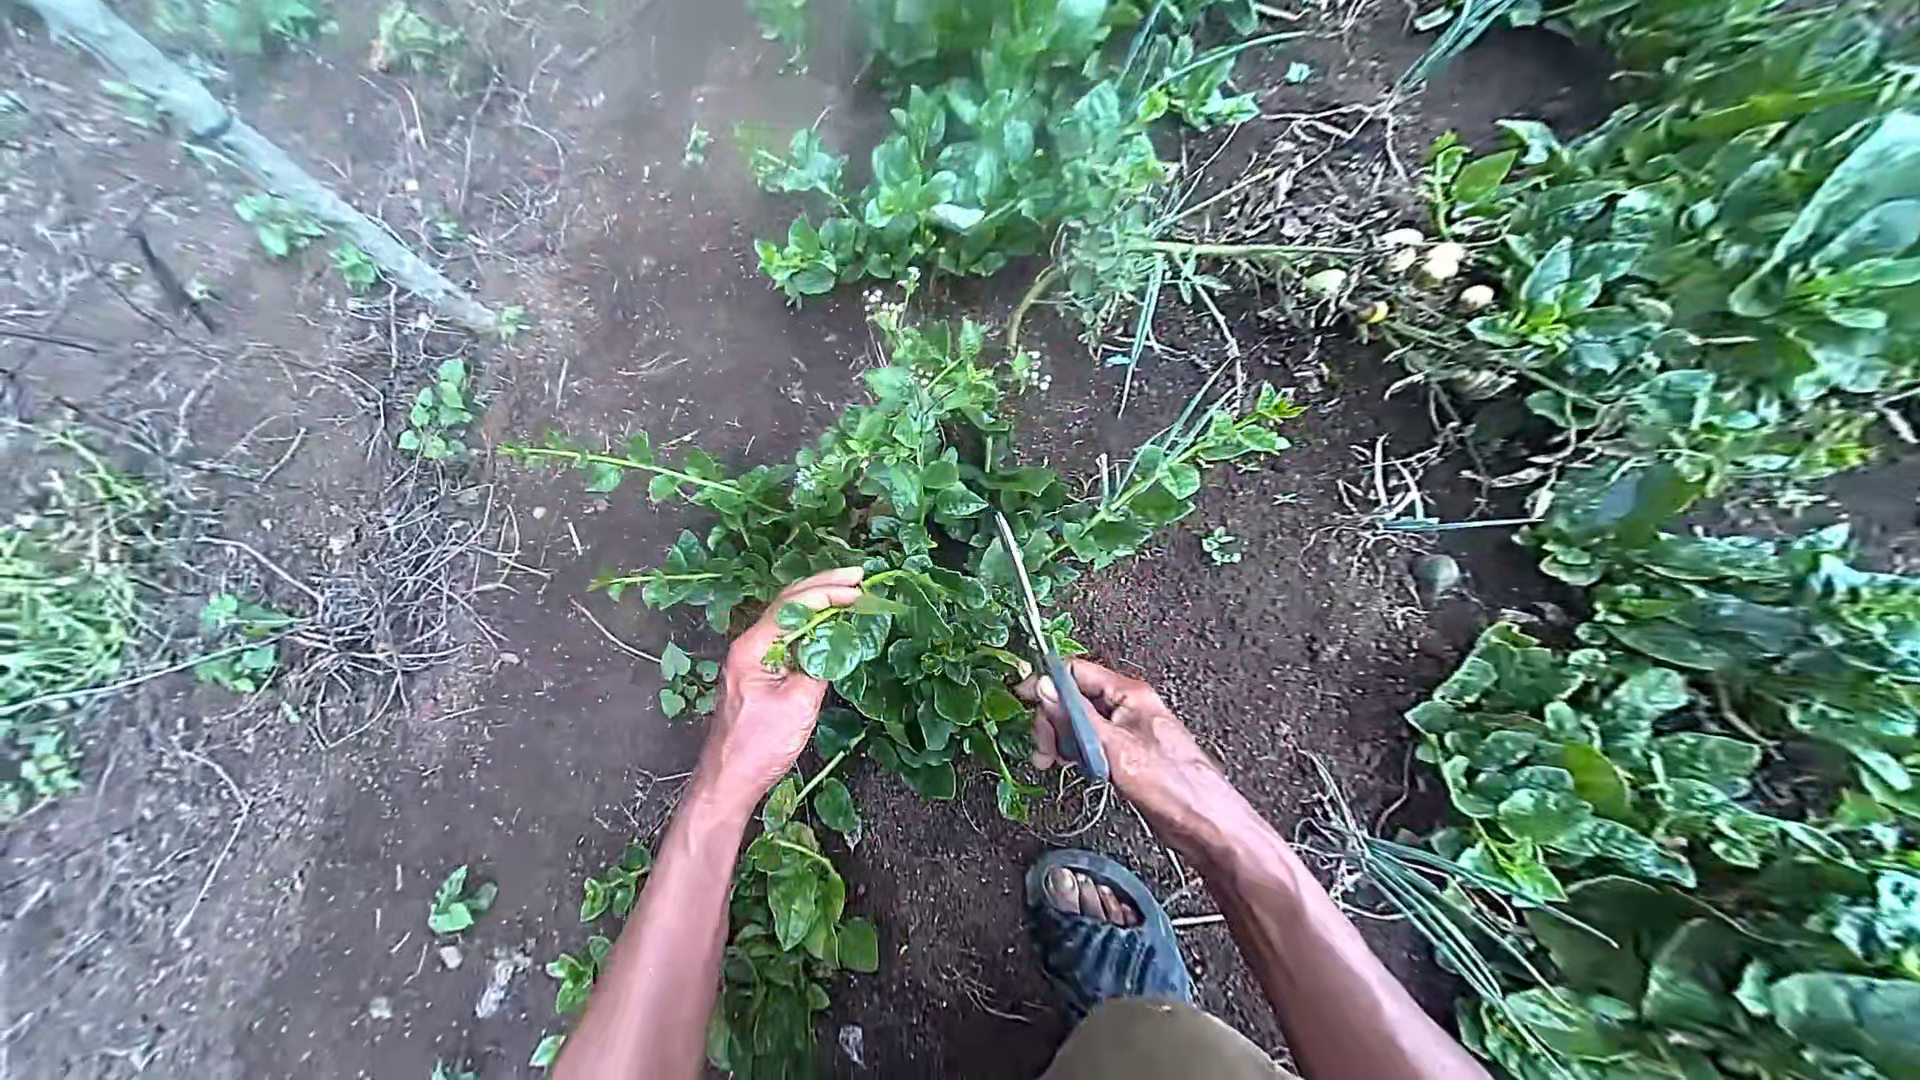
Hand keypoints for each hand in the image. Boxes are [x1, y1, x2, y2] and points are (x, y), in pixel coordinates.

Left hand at [698, 567, 864, 808]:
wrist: (729, 780)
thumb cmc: (759, 746)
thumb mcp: (799, 703)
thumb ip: (820, 665)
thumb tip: (839, 641)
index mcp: (753, 646)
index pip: (794, 605)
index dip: (829, 593)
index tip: (860, 590)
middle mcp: (750, 644)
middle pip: (790, 601)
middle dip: (825, 585)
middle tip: (859, 576)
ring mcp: (754, 656)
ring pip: (790, 616)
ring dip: (820, 601)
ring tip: (851, 590)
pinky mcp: (762, 670)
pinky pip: (790, 636)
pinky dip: (814, 624)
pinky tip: (832, 622)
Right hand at [1016, 658, 1245, 850]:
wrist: (1206, 826)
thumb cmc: (1174, 785)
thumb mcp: (1115, 747)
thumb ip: (1077, 717)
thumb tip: (1045, 688)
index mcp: (1129, 693)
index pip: (1076, 672)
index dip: (1048, 683)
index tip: (1024, 699)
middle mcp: (1125, 707)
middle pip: (1073, 698)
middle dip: (1052, 720)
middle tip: (1043, 747)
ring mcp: (1124, 730)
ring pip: (1078, 722)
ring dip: (1060, 738)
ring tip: (1050, 760)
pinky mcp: (1123, 753)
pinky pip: (1089, 742)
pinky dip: (1073, 752)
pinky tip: (1068, 766)